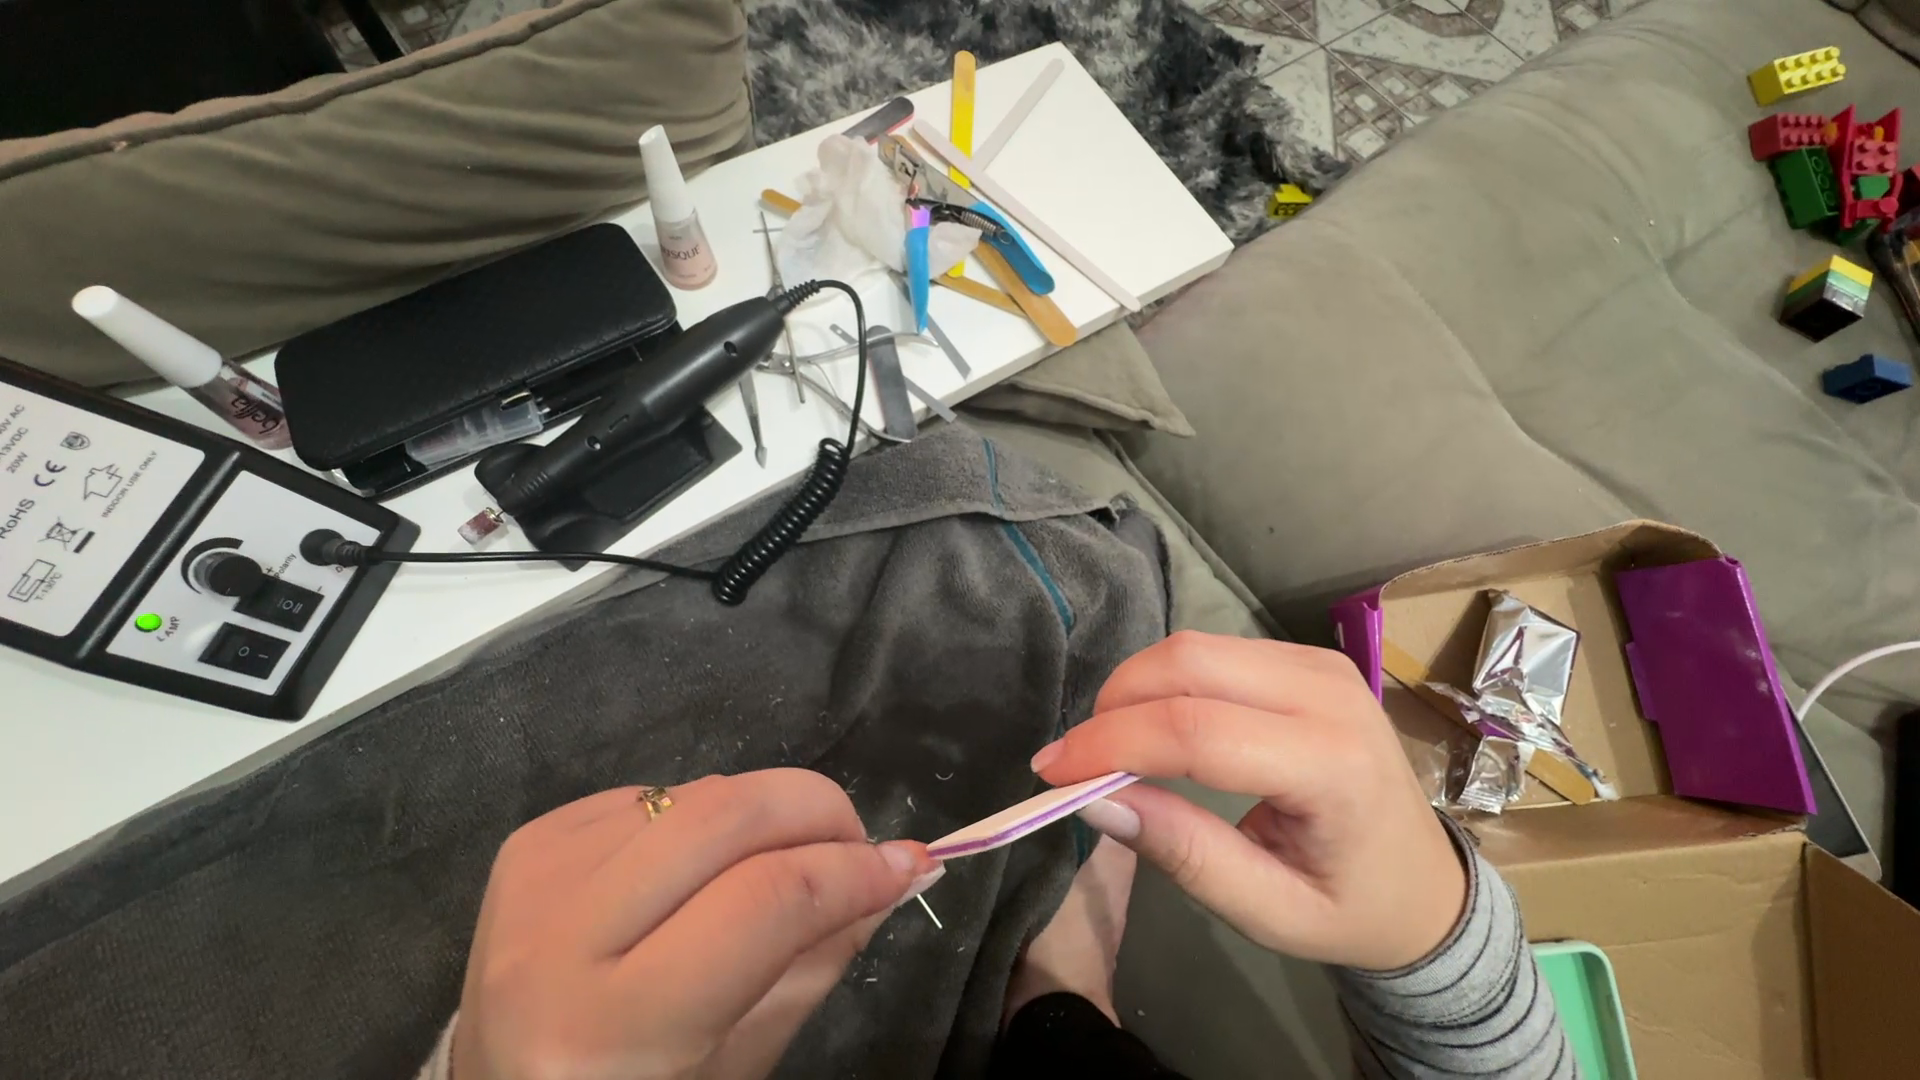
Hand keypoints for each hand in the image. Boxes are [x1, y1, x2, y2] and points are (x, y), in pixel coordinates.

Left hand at [451, 769, 942, 1079]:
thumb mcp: (746, 1053)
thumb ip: (826, 952)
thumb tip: (902, 868)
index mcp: (615, 1025)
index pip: (765, 901)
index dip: (852, 869)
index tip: (909, 862)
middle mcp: (560, 938)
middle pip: (728, 815)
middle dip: (818, 809)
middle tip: (856, 839)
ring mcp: (538, 875)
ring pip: (701, 789)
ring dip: (766, 811)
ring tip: (782, 856)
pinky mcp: (532, 839)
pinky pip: (658, 791)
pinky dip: (707, 813)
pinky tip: (702, 862)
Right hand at [1030, 632, 1465, 970]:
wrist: (1425, 882)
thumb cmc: (1350, 907)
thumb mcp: (1267, 910)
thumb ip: (1184, 853)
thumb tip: (1094, 799)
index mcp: (1332, 764)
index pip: (1197, 730)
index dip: (1110, 744)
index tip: (1052, 771)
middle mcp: (1327, 693)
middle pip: (1187, 663)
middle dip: (1113, 705)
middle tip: (1075, 758)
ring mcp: (1318, 663)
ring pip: (1191, 647)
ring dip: (1132, 689)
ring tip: (1109, 746)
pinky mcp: (1302, 656)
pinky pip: (1209, 650)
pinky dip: (1161, 682)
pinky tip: (1151, 724)